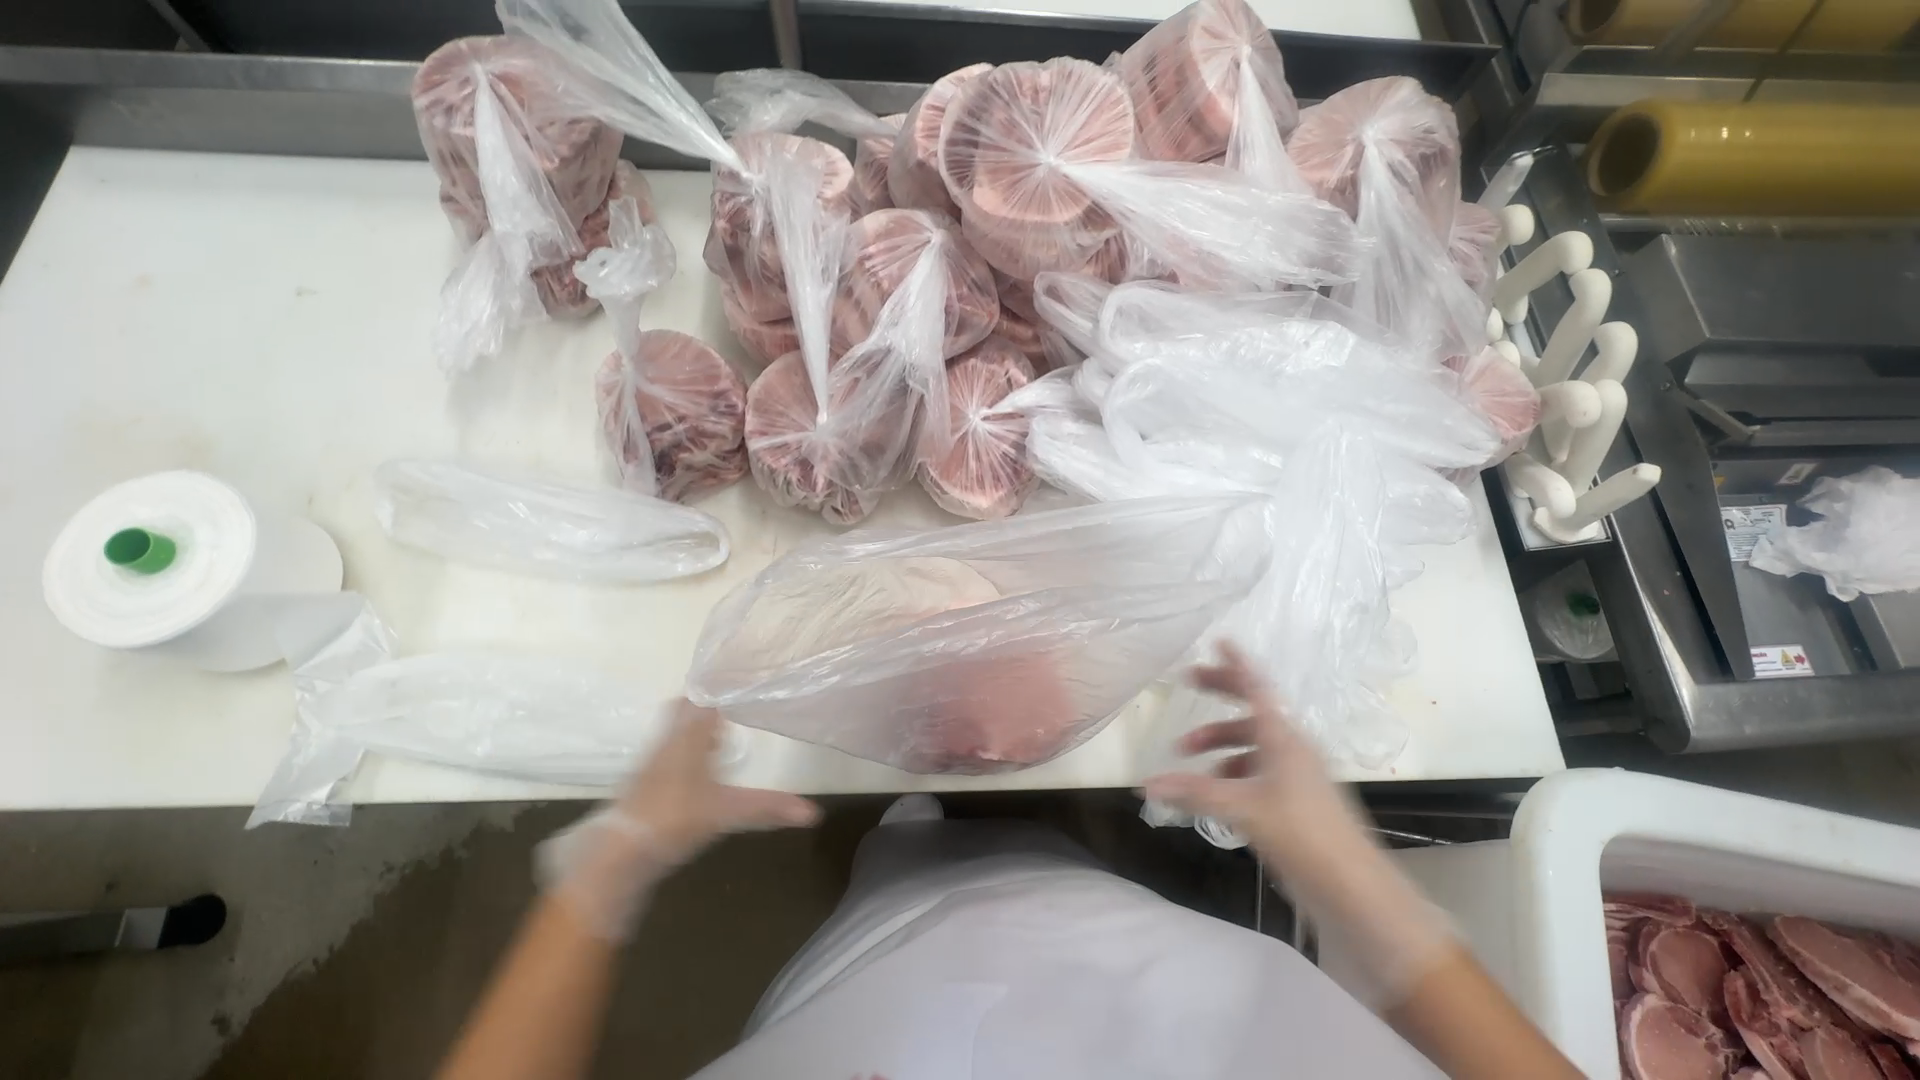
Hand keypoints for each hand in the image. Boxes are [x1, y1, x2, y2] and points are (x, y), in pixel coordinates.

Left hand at [616, 700, 820, 866]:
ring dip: (693, 729)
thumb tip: (813, 812)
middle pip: (683, 708)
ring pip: (672, 730)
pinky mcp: (640, 782)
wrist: (619, 852)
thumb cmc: (675, 819)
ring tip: (719, 741)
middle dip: (705, 706)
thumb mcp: (728, 812)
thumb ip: (768, 807)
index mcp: (688, 737)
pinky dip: (681, 751)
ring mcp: (649, 761)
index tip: (742, 681)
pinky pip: (664, 752)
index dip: (720, 687)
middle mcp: (667, 741)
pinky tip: (695, 774)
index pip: (703, 699)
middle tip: (730, 711)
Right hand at [1146, 643, 1456, 1008]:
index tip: (1218, 640)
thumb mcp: (1243, 809)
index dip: (1237, 663)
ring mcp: (1296, 774)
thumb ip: (1194, 793)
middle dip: (1220, 694)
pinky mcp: (1296, 801)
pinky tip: (1214, 792)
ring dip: (1220, 741)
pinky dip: (1232, 771)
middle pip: (1252, 708)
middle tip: (1188, 680)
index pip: (1258, 687)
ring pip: (1252, 742)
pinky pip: (1257, 770)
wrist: (1354, 887)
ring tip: (1186, 756)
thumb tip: (1146, 784)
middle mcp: (1292, 747)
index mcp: (1284, 737)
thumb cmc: (1302, 834)